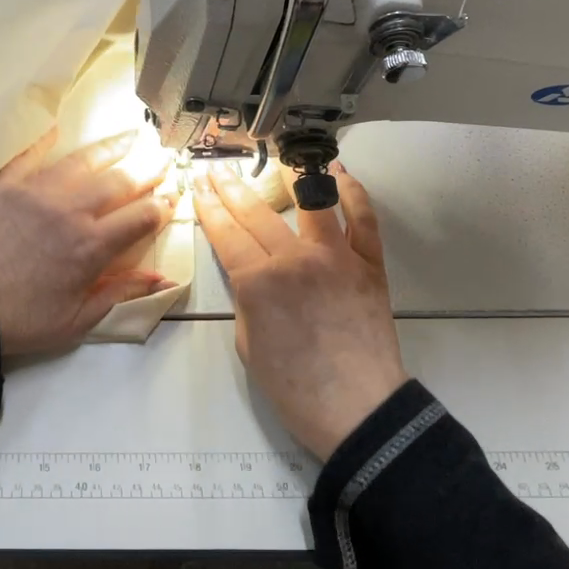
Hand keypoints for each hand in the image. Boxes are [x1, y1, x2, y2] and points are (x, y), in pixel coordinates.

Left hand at [0, 129, 176, 354]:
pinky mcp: (7, 184)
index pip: (140, 217)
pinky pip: (32, 155)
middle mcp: (71, 210)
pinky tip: (59, 127)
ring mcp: (38, 192)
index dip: (162, 206)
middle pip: (119, 181)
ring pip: (83, 161)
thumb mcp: (76, 321)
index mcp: (92, 246)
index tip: (174, 196)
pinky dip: (46, 140)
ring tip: (131, 136)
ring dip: (112, 148)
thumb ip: (120, 294)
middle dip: (147, 169)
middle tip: (164, 156)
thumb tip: (162, 278)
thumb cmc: (20, 319)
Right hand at [195, 164, 406, 459]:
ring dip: (293, 175)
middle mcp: (295, 260)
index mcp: (258, 282)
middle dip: (231, 187)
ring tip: (281, 158)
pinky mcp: (370, 265)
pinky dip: (354, 194)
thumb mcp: (247, 343)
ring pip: (313, 202)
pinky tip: (341, 174)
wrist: (358, 410)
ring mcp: (337, 258)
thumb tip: (250, 272)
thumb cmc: (294, 387)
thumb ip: (247, 299)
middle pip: (256, 213)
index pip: (226, 233)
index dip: (208, 206)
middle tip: (218, 169)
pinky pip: (364, 221)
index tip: (197, 184)